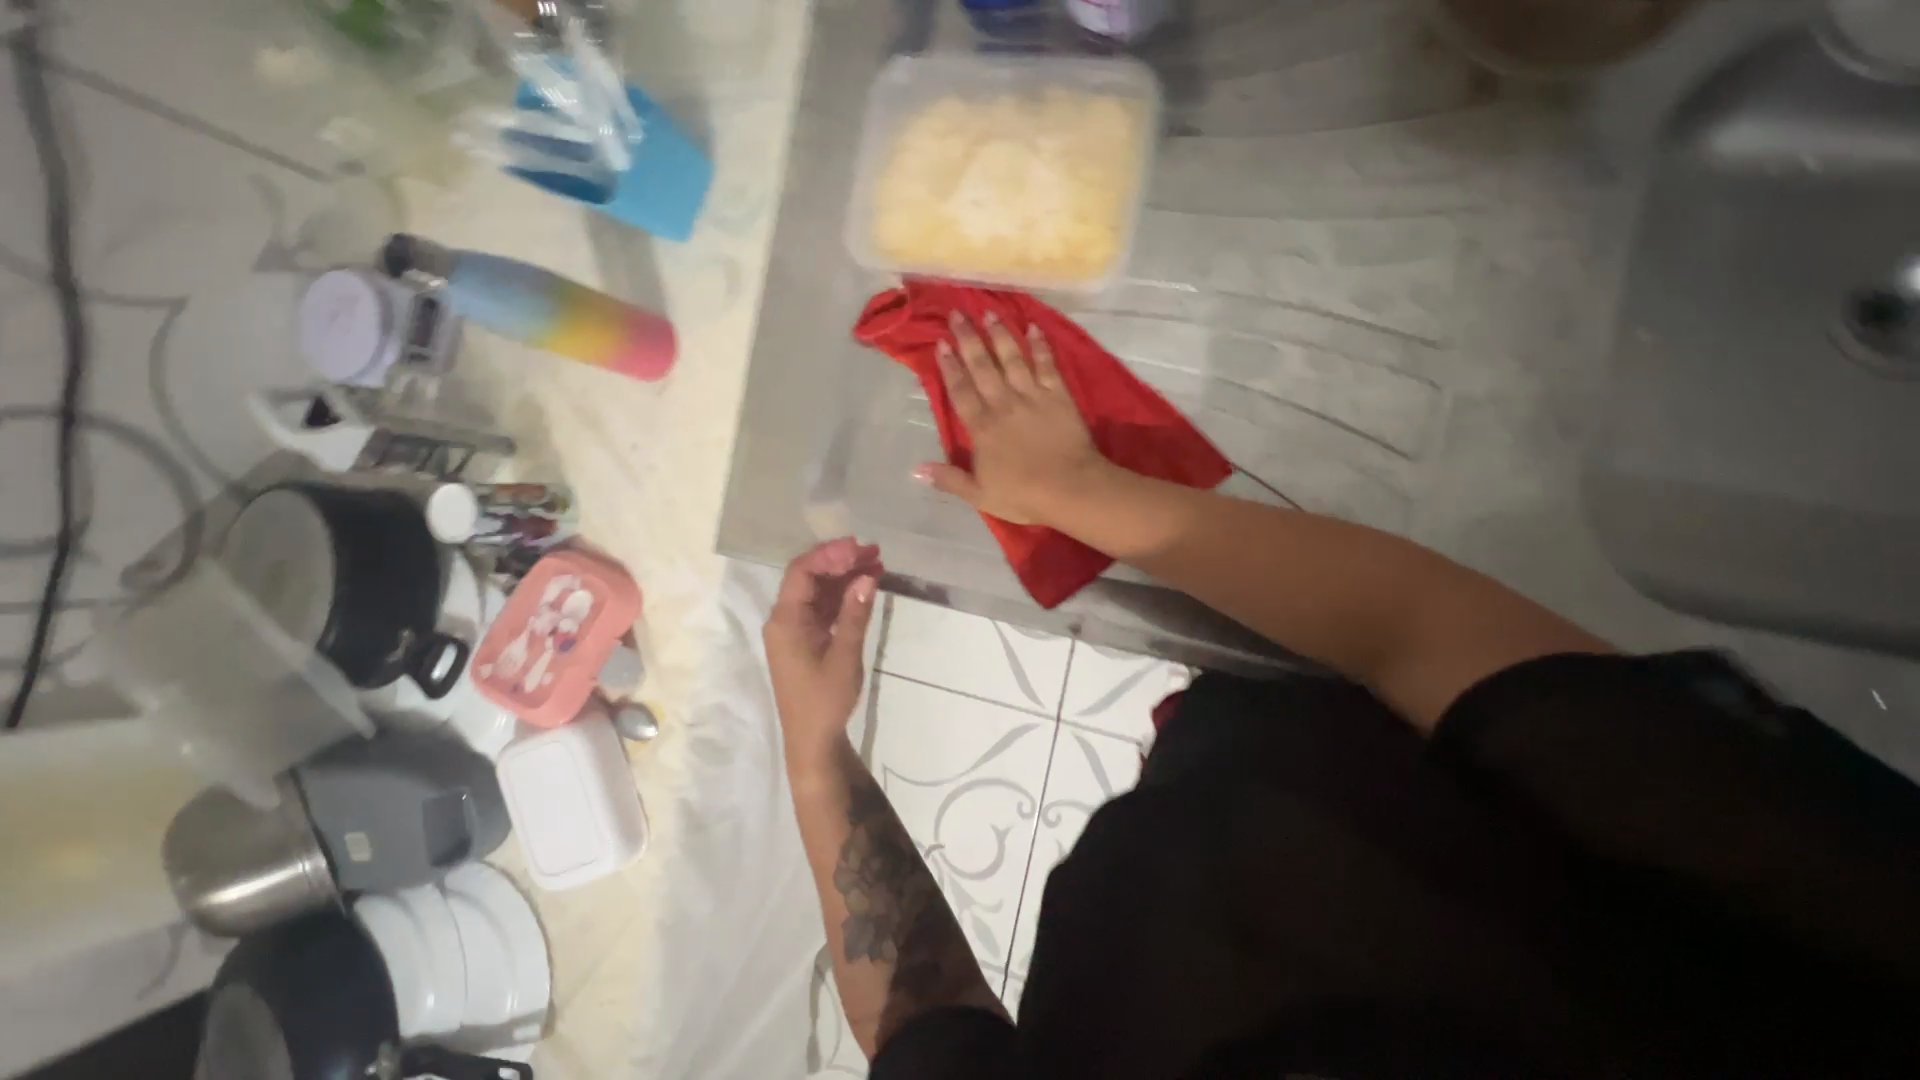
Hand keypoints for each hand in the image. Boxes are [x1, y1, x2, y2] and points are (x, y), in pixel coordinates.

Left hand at [764, 537, 883, 773]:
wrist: (812, 740)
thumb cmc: (824, 700)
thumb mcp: (844, 657)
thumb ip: (854, 615)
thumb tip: (866, 577)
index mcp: (785, 621)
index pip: (801, 573)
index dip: (828, 555)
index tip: (858, 547)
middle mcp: (785, 620)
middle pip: (809, 578)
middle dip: (840, 562)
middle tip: (874, 552)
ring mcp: (795, 630)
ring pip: (818, 592)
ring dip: (844, 578)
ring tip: (877, 564)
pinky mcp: (806, 640)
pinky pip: (822, 609)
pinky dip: (842, 597)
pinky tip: (866, 588)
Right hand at [918, 311, 1108, 526]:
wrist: (1070, 488)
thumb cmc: (1023, 496)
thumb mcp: (980, 495)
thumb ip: (949, 479)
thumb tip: (917, 469)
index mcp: (982, 428)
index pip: (961, 391)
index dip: (950, 367)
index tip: (941, 344)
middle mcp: (1003, 404)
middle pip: (983, 367)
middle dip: (968, 339)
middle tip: (958, 315)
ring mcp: (1032, 396)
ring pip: (1012, 359)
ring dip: (1000, 335)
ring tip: (989, 313)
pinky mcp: (1058, 395)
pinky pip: (1047, 365)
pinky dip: (1040, 346)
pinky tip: (1034, 328)